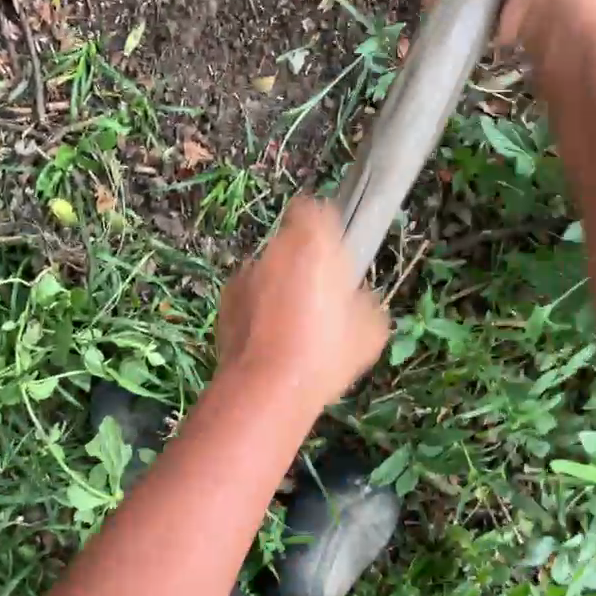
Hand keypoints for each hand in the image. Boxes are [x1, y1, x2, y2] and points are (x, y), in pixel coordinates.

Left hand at [214, 197, 388, 409]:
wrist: (267, 387)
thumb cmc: (325, 352)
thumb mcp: (370, 329)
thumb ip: (362, 298)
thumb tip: (352, 297)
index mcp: (314, 242)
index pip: (315, 209)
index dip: (324, 226)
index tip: (333, 252)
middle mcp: (275, 249)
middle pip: (291, 242)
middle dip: (303, 261)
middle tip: (319, 297)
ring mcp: (245, 273)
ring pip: (269, 269)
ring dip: (279, 285)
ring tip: (292, 325)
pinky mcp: (225, 298)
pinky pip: (249, 293)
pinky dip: (257, 306)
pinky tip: (269, 337)